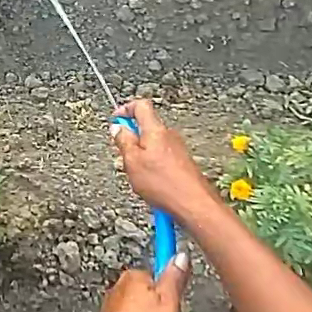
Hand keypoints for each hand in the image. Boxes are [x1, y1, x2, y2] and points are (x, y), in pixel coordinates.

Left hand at [93, 258, 190, 311]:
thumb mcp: (170, 301)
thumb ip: (175, 277)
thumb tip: (180, 256)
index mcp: (133, 275)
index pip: (156, 272)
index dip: (170, 290)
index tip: (175, 302)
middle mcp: (119, 289)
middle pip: (147, 295)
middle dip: (159, 311)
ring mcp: (113, 311)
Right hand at [110, 99, 214, 216]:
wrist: (194, 205)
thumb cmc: (165, 184)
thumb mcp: (132, 162)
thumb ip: (123, 141)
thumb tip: (117, 128)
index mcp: (155, 130)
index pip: (141, 105)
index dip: (125, 109)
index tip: (116, 121)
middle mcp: (169, 135)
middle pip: (146, 127)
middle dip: (132, 140)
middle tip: (126, 157)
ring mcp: (177, 149)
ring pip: (153, 145)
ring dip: (142, 156)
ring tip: (140, 176)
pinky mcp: (182, 163)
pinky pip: (162, 159)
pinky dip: (153, 168)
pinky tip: (153, 185)